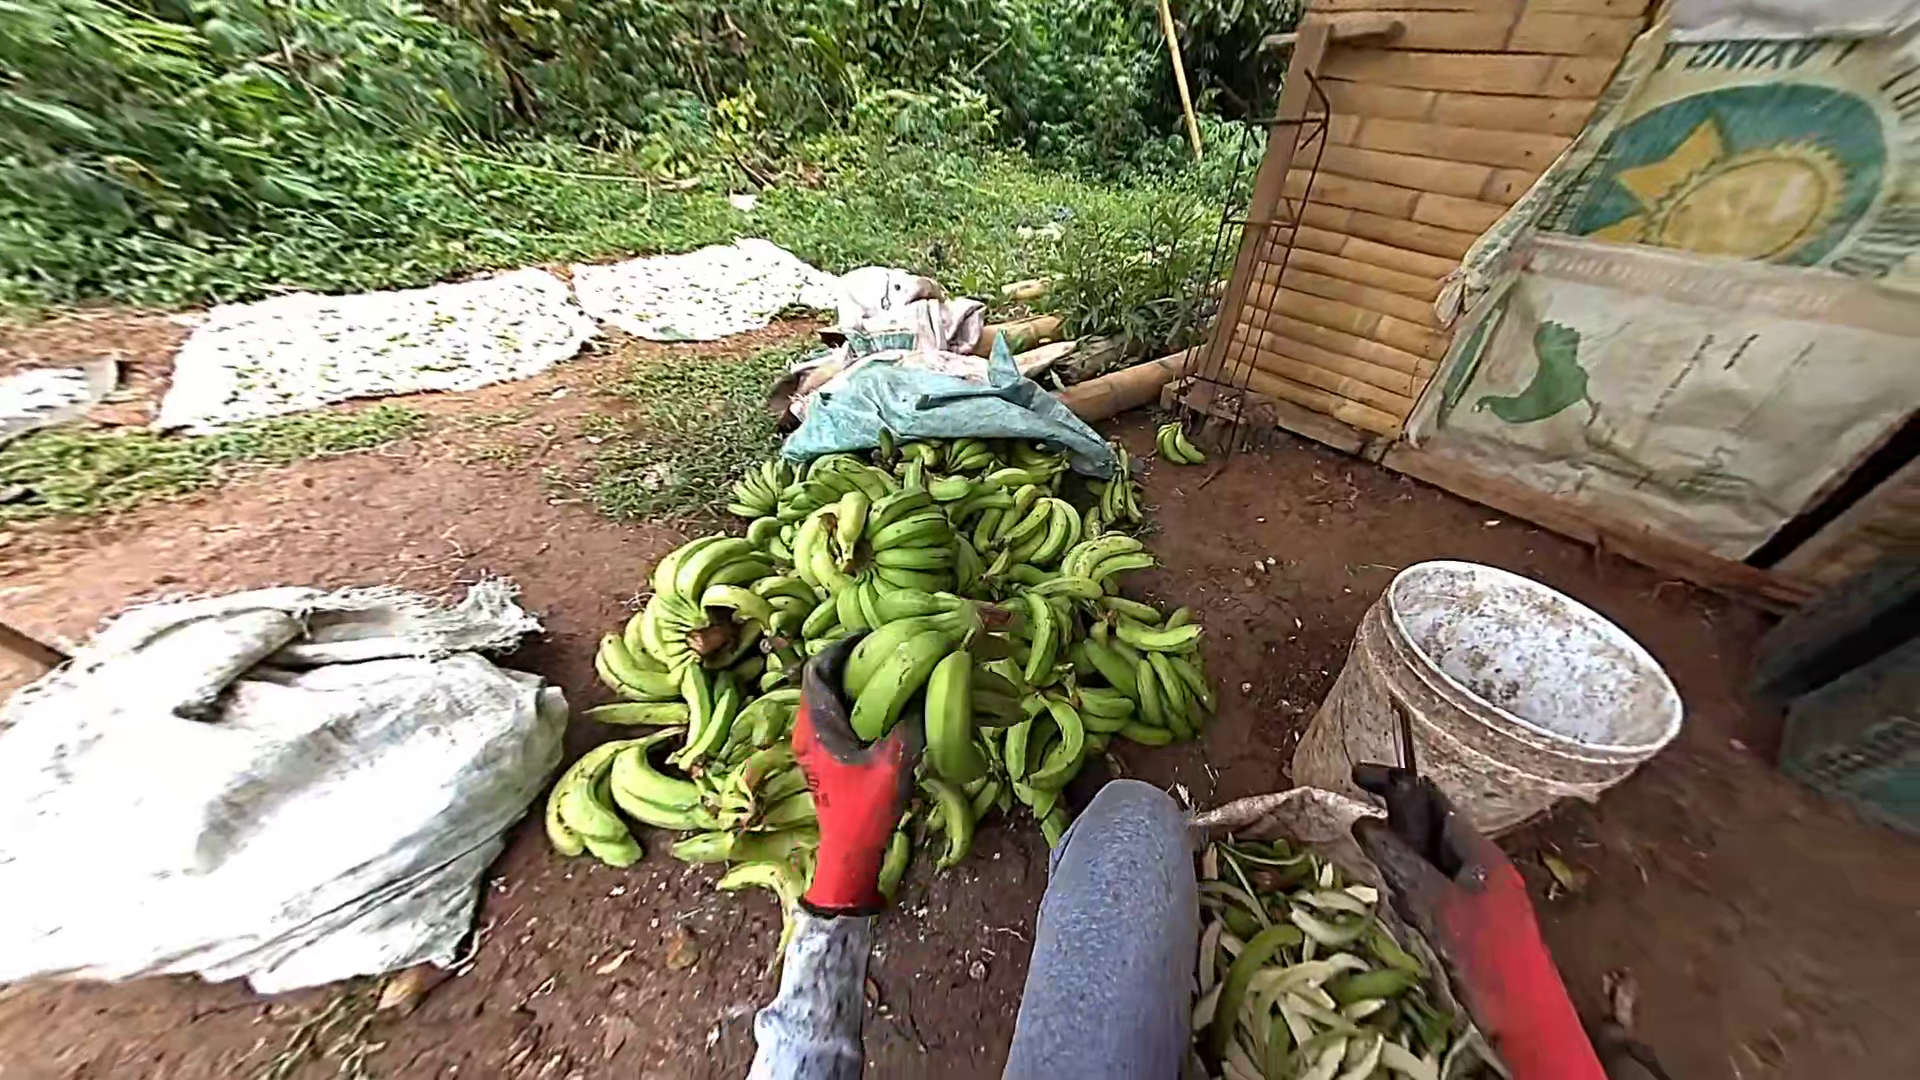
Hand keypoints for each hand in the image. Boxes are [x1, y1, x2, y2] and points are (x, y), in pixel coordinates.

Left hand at [792, 635, 921, 916]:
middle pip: (820, 679)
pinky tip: (882, 703)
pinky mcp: (821, 756)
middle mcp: (806, 730)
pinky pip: (833, 713)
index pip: (815, 670)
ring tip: (886, 670)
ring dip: (851, 680)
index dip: (839, 647)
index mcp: (815, 727)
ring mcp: (811, 744)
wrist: (847, 856)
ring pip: (826, 697)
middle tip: (884, 649)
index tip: (869, 635)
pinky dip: (853, 700)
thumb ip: (909, 725)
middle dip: (849, 660)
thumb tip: (930, 687)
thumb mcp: (892, 765)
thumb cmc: (864, 810)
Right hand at [1351, 765, 1606, 1079]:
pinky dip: (1403, 883)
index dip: (1394, 782)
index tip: (1355, 775)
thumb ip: (1398, 859)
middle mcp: (1478, 869)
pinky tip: (1395, 901)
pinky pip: (1425, 886)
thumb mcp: (1435, 903)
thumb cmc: (1486, 960)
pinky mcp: (1464, 922)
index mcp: (1479, 855)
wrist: (1529, 1033)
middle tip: (1358, 826)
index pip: (1432, 800)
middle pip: (1427, 827)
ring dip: (1396, 856)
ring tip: (1377, 870)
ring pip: (1422, 858)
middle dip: (1392, 823)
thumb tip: (1362, 822)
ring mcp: (1473, 896)